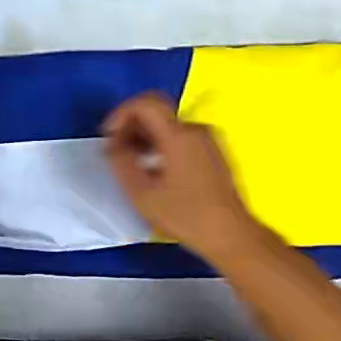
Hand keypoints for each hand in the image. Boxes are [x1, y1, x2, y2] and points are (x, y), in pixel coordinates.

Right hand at [103, 92, 262, 255]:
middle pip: (155, 110)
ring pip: (166, 123)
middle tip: (115, 150)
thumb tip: (113, 144)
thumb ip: (120, 160)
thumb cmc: (185, 216)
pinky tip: (151, 167)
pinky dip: (159, 143)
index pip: (144, 104)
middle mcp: (195, 130)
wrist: (231, 236)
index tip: (109, 136)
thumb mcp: (140, 192)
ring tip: (130, 161)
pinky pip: (178, 135)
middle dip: (129, 125)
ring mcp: (208, 140)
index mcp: (179, 135)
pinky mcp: (212, 152)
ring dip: (143, 135)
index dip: (119, 115)